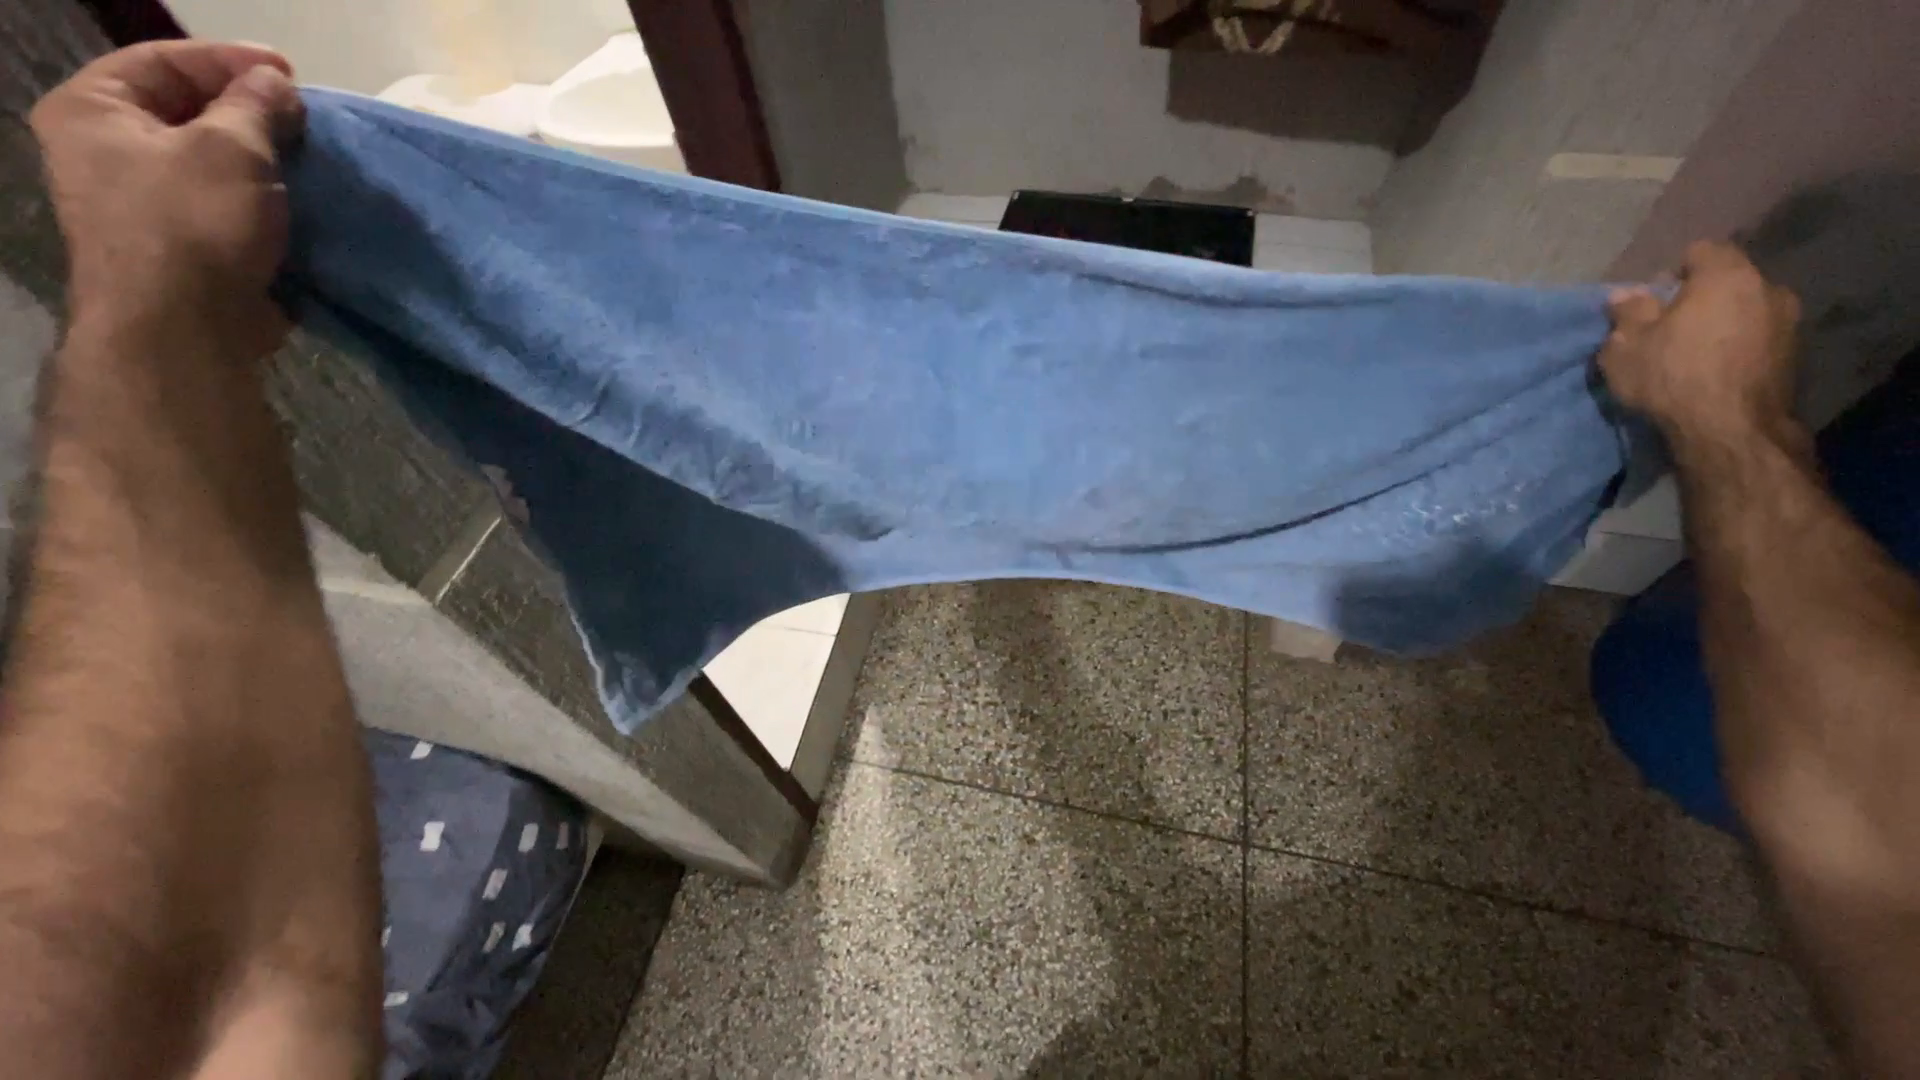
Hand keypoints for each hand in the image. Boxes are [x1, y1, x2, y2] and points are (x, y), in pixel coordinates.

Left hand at [30, 41, 304, 362]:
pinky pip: (228, 209)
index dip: (229, 61)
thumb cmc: (194, 222)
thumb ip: (255, 109)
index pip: (163, 61)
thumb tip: (276, 84)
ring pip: (212, 165)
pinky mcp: (184, 248)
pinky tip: (303, 206)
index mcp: (94, 111)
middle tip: (306, 120)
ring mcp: (143, 205)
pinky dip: (266, 204)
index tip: (292, 76)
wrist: (186, 324)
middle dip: (251, 115)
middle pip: (186, 113)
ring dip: (265, 163)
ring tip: (312, 162)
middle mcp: (106, 152)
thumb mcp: (232, 149)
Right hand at [1601, 240, 1803, 448]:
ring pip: (1746, 310)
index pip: (1703, 250)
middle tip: (1668, 327)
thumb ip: (1628, 313)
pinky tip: (1714, 371)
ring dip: (1721, 323)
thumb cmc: (1670, 376)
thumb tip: (1626, 294)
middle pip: (1728, 281)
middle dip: (1700, 298)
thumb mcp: (1626, 346)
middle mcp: (1768, 289)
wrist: (1729, 429)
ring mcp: (1788, 322)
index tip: (1653, 299)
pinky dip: (1736, 346)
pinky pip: (1758, 337)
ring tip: (1692, 353)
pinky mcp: (1794, 355)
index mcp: (1727, 277)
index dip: (1674, 270)